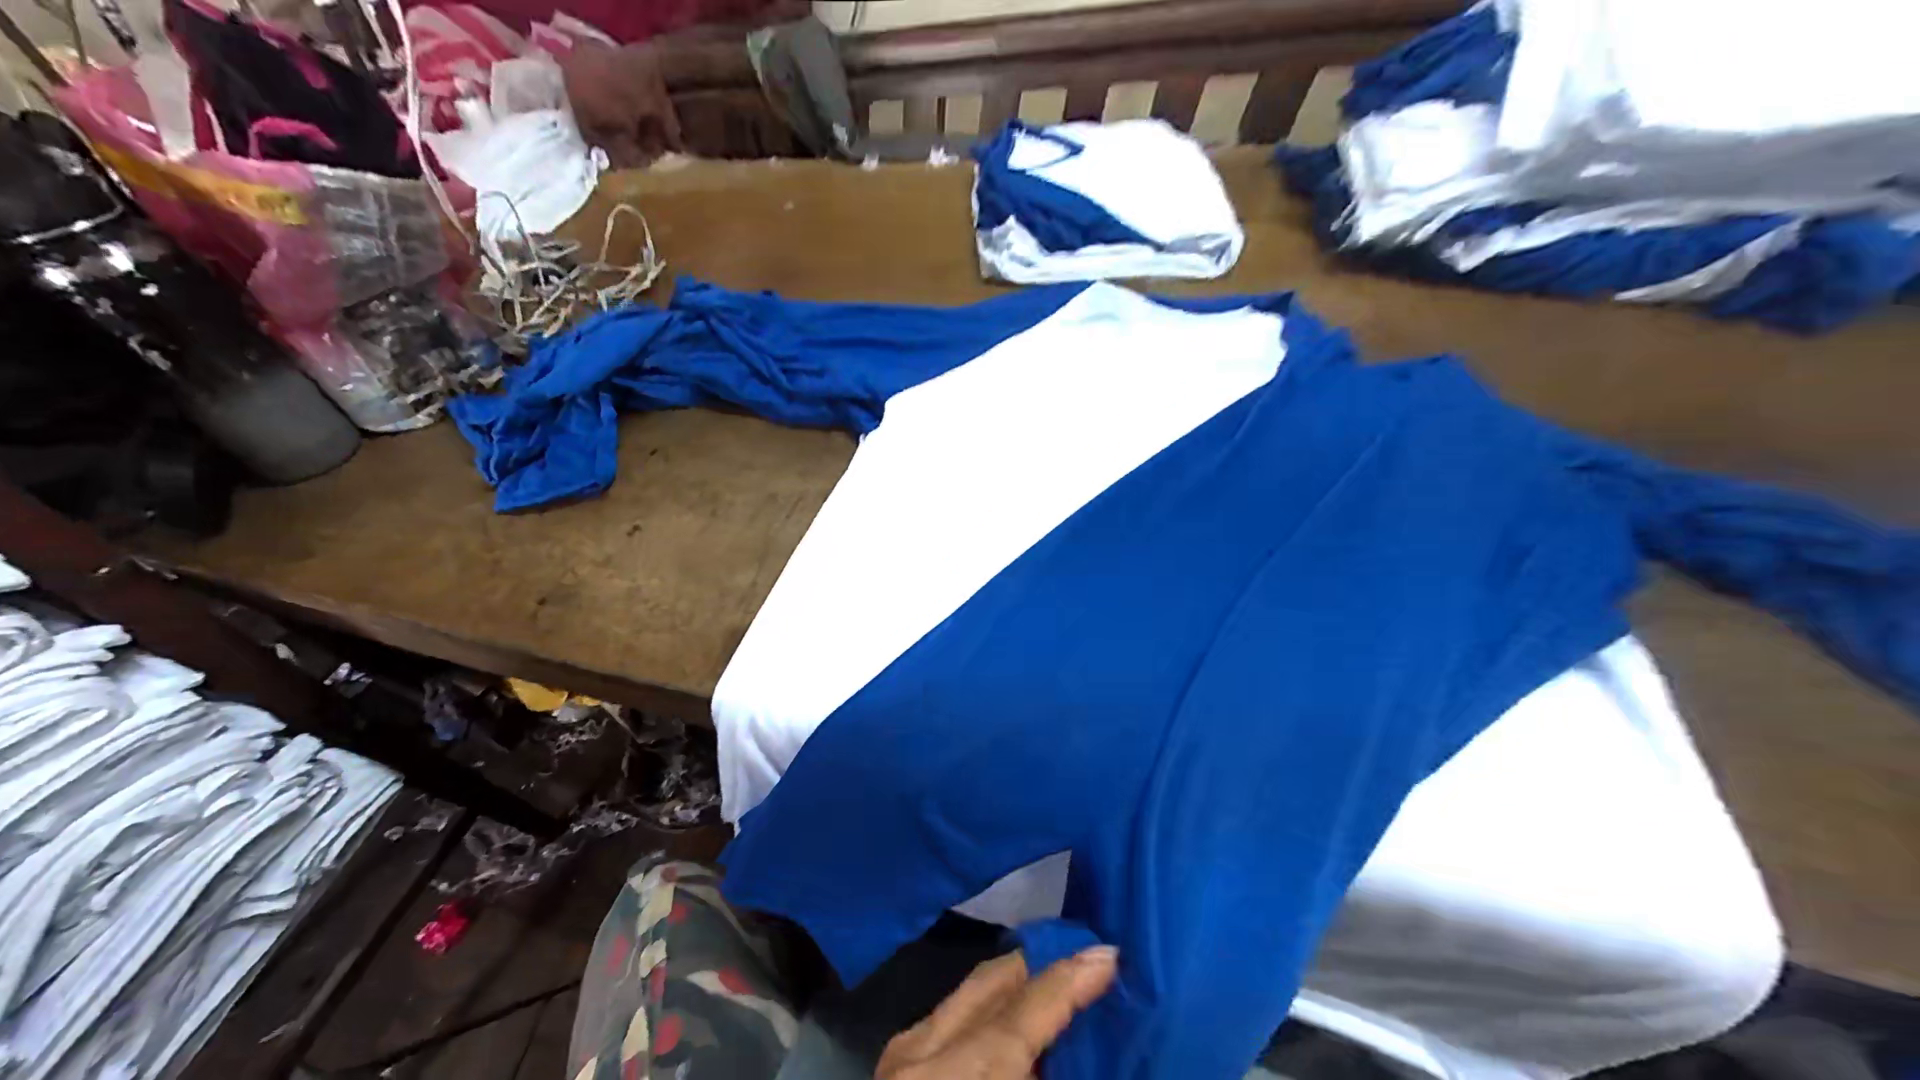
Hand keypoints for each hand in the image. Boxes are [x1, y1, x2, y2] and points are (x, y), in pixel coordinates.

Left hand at [875, 945, 1117, 1079]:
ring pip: (967, 994)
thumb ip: (1044, 1073)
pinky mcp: (892, 1065)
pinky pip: (948, 1018)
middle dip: (1040, 965)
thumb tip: (1082, 1057)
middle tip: (1083, 960)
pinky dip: (984, 1010)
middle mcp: (926, 1053)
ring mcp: (902, 1057)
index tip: (1109, 954)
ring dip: (1012, 986)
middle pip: (991, 985)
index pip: (1025, 1010)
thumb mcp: (1000, 1079)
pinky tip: (1007, 1022)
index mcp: (969, 1075)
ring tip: (1053, 984)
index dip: (1071, 979)